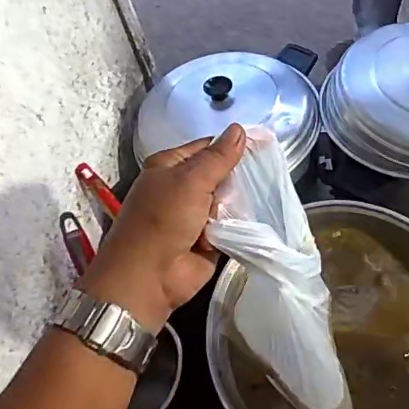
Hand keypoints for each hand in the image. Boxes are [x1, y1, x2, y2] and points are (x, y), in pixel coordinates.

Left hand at [79, 125, 245, 332]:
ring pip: (229, 200)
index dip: (232, 145)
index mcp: (170, 166)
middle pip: (220, 173)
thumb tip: (240, 129)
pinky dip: (237, 224)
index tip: (262, 143)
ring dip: (237, 203)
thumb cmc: (162, 220)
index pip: (208, 147)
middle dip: (237, 177)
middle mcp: (181, 188)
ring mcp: (195, 215)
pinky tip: (246, 222)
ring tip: (252, 201)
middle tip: (260, 173)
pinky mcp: (208, 239)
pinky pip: (231, 224)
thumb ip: (218, 157)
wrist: (147, 279)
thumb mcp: (191, 181)